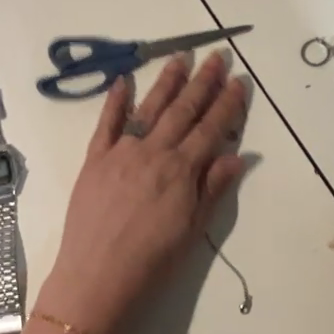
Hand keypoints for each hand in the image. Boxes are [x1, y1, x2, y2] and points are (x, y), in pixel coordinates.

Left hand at [41, 53, 249, 333]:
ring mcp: (121, 153)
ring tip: (180, 58)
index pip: (211, 129)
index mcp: (181, 170)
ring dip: (166, 82)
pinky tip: (124, 81)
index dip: (227, 104)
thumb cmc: (153, 261)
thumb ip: (213, 189)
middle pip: (183, 110)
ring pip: (148, 109)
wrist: (98, 277)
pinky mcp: (94, 160)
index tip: (239, 81)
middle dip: (202, 82)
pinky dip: (115, 101)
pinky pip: (106, 124)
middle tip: (217, 56)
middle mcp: (154, 153)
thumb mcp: (193, 230)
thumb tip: (237, 155)